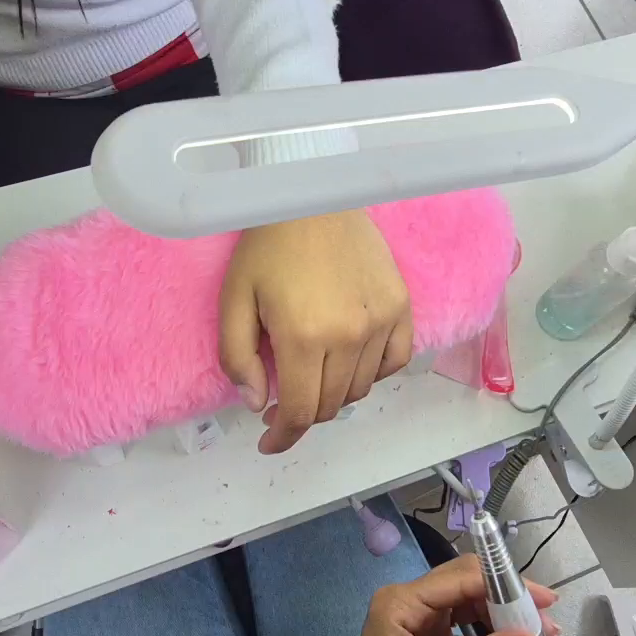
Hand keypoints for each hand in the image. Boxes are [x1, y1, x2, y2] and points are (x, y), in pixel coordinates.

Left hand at [219, 210, 413, 453]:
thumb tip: (259, 404)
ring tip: (313, 375)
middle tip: (282, 403)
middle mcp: (350, 336)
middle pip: (332, 404)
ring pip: (361, 388)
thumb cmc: (266, 246)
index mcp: (304, 336)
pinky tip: (352, 362)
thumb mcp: (233, 299)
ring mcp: (382, 321)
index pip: (302, 411)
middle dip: (304, 414)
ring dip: (334, 394)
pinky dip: (373, 374)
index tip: (269, 442)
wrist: (312, 193)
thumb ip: (238, 357)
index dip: (284, 436)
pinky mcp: (401, 306)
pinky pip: (395, 362)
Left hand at [311, 555, 558, 635]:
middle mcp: (409, 602)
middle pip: (466, 586)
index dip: (505, 584)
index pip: (461, 577)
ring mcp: (418, 622)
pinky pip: (464, 630)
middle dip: (508, 600)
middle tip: (549, 622)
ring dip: (503, 619)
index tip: (547, 600)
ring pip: (468, 607)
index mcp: (402, 601)